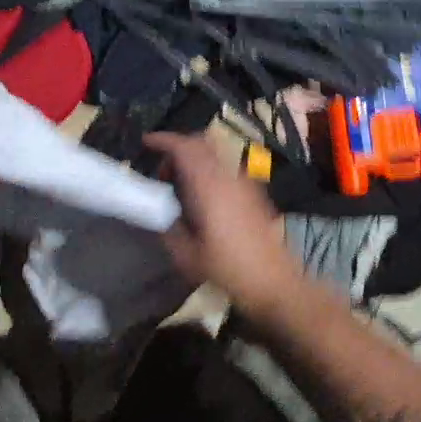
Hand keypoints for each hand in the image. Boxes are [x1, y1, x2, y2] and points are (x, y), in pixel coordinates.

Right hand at [143, 132, 301, 315]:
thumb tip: (159, 212)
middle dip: (178, 148)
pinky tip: (200, 198)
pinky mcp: (253, 192)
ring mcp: (244, 182)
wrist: (275, 282)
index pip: (185, 147)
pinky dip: (207, 170)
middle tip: (162, 171)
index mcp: (209, 186)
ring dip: (194, 159)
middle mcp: (228, 176)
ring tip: (179, 185)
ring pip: (214, 153)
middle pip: (201, 142)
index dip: (163, 140)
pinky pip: (225, 168)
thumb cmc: (229, 269)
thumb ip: (169, 227)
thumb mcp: (187, 255)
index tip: (145, 143)